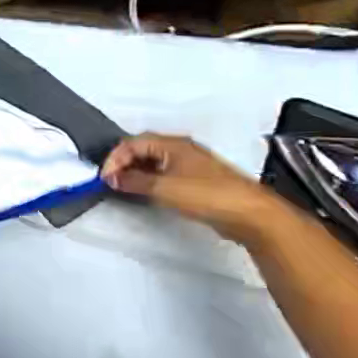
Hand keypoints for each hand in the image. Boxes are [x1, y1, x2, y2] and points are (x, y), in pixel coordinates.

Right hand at [101, 134, 301, 245]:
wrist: (252, 215)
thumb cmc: (205, 195)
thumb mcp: (163, 188)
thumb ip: (133, 181)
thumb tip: (111, 178)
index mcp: (172, 144)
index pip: (132, 143)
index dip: (115, 158)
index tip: (105, 178)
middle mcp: (181, 149)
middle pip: (143, 149)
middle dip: (124, 163)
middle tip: (112, 182)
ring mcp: (191, 164)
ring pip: (154, 162)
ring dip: (137, 172)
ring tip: (125, 188)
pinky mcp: (198, 181)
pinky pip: (166, 174)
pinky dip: (151, 180)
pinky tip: (147, 193)